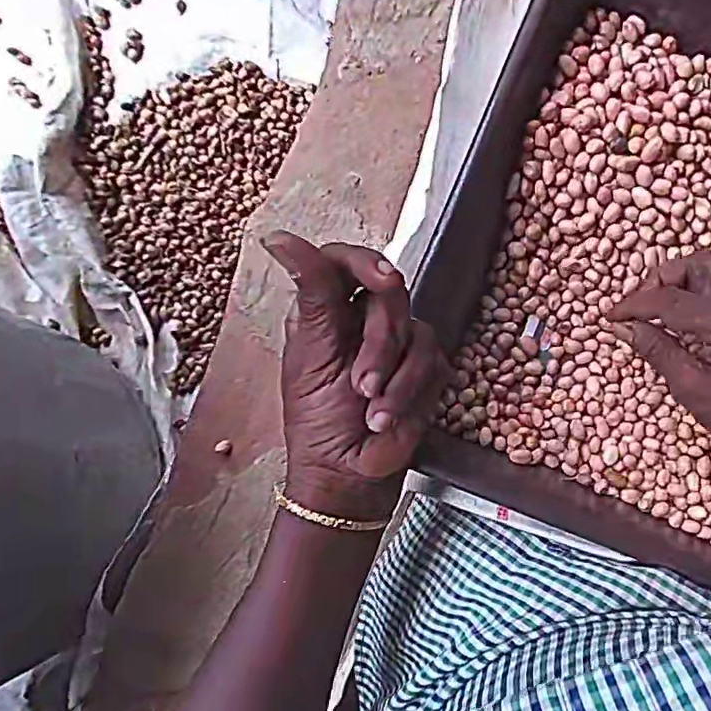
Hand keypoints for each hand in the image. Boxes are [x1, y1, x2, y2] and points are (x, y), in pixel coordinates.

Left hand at [263, 231, 449, 521]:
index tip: (384, 279)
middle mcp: (365, 319)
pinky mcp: (426, 369)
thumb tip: (278, 237)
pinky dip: (408, 393)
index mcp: (328, 310)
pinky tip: (386, 417)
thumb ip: (313, 294)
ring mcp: (400, 343)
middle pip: (390, 294)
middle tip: (361, 385)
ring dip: (393, 376)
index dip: (366, 263)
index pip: (347, 262)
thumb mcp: (312, 355)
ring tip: (370, 409)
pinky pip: (431, 363)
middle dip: (379, 343)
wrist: (348, 472)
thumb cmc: (318, 420)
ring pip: (416, 330)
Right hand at [606, 251, 710, 467]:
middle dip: (662, 279)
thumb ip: (655, 348)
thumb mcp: (688, 385)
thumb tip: (622, 327)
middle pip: (699, 264)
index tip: (612, 316)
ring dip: (680, 282)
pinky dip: (696, 294)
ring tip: (656, 311)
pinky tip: (678, 320)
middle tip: (640, 308)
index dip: (635, 305)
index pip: (672, 299)